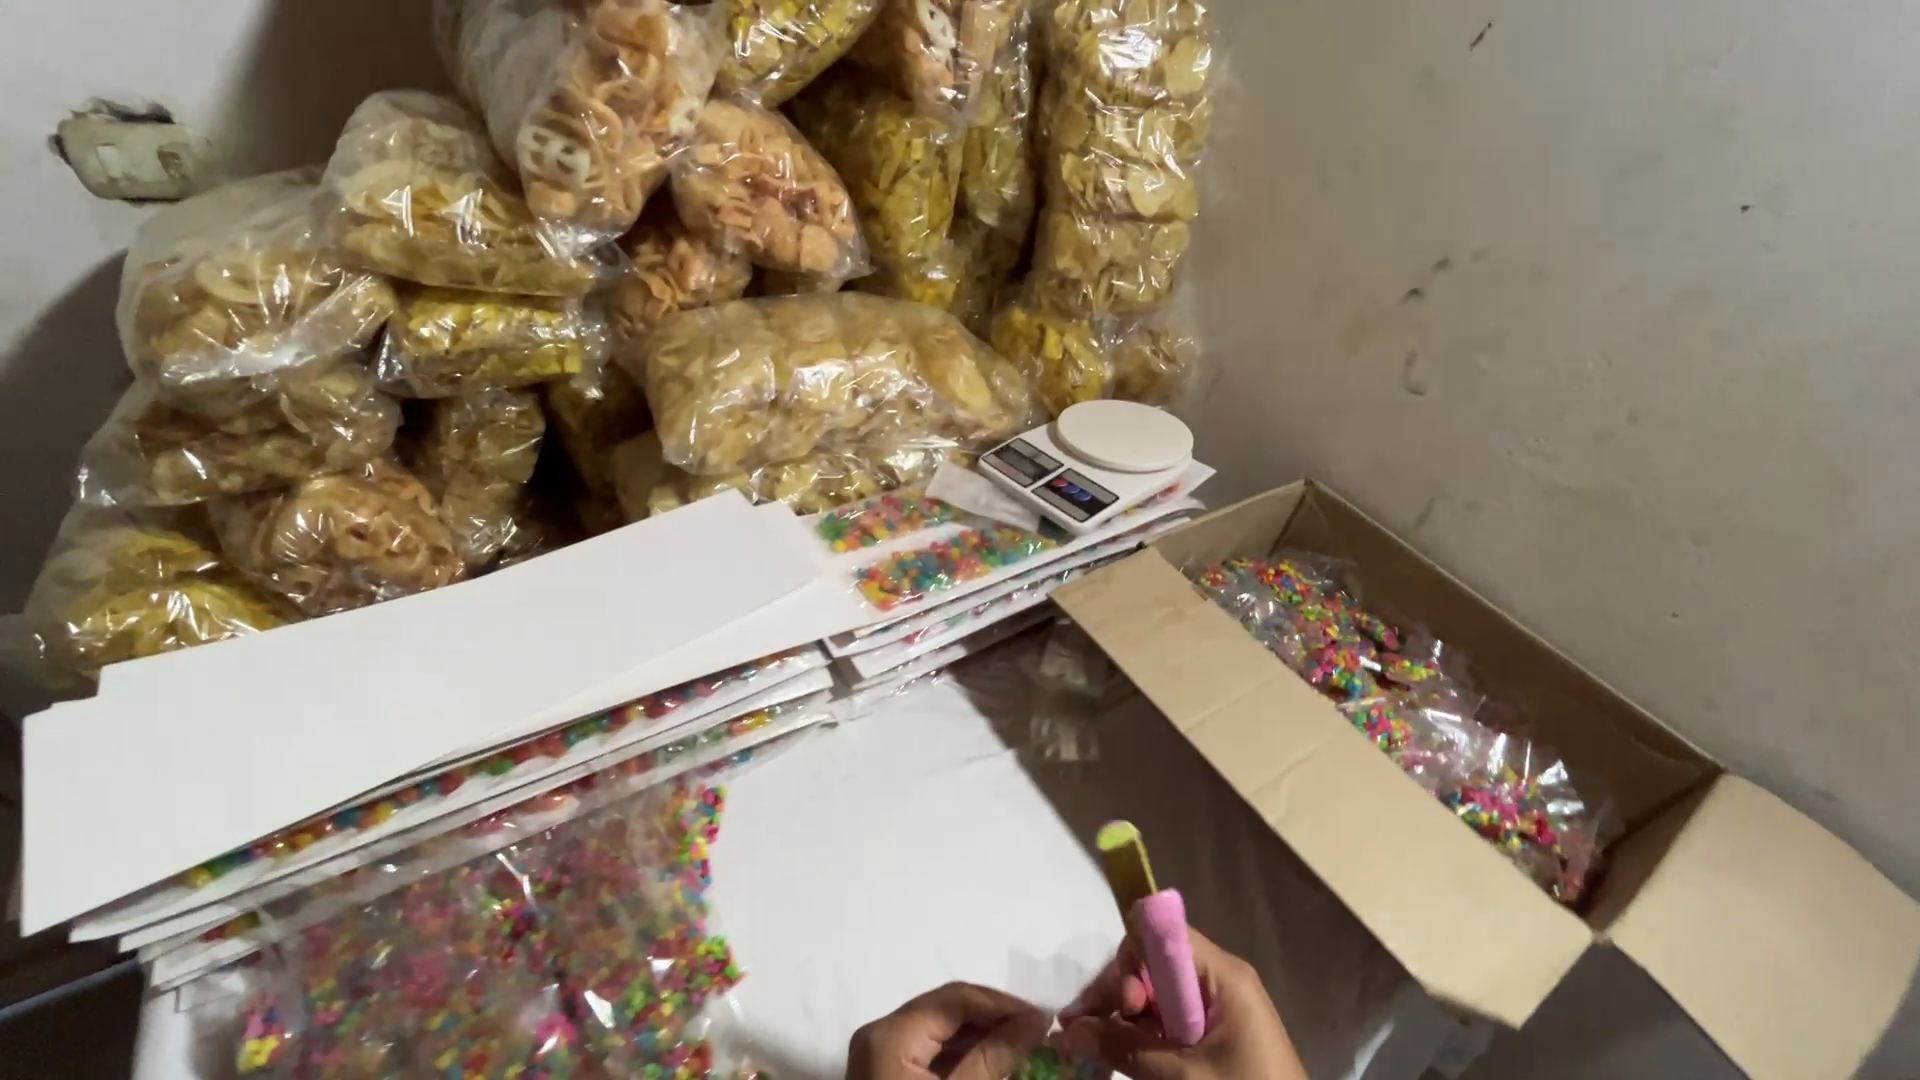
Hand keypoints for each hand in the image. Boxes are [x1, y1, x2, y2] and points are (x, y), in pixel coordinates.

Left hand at [848, 982, 1052, 1079]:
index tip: (1044, 1018)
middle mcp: (880, 1034)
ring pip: (940, 1032)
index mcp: (891, 1033)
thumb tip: (1034, 1021)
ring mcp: (880, 1056)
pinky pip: (929, 1054)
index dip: (1002, 1004)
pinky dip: (962, 1057)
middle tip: (1037, 1032)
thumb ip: (995, 1057)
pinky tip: (993, 1065)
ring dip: (981, 1037)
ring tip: (1023, 1047)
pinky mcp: (886, 1076)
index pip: (955, 998)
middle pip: (947, 1012)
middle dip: (994, 1020)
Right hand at [1058, 928, 1306, 1079]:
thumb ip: (1127, 1049)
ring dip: (1126, 1019)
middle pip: (1153, 965)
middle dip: (1119, 995)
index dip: (1131, 962)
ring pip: (1156, 996)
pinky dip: (1144, 1036)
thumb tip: (1069, 1030)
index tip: (1119, 1005)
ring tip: (1098, 1049)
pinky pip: (1170, 1020)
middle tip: (1088, 1033)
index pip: (1161, 936)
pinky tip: (1124, 1056)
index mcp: (1221, 974)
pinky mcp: (1217, 1034)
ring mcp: (1218, 1007)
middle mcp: (1219, 979)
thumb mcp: (1184, 1077)